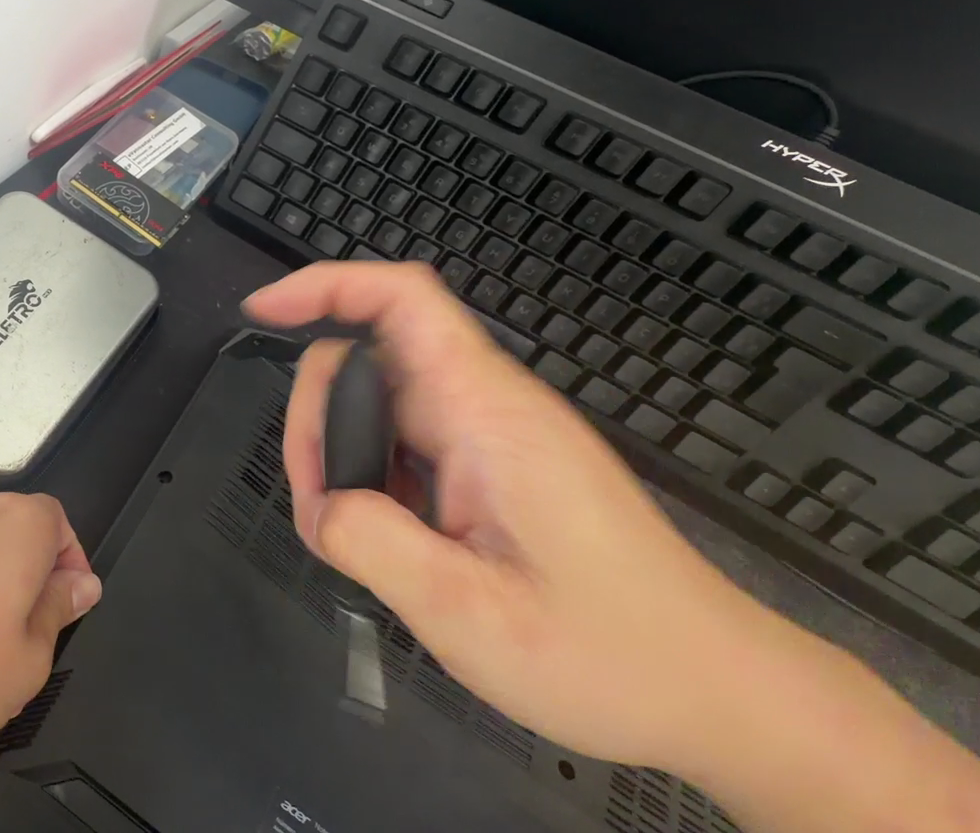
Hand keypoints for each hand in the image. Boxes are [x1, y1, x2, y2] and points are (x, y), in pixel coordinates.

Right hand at [245, 262, 782, 769]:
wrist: (717, 694)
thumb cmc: (608, 654)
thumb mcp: (466, 612)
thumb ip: (371, 543)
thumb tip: (324, 504)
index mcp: (486, 415)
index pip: (400, 299)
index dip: (323, 285)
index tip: (262, 311)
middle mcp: (488, 408)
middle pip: (366, 358)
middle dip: (316, 419)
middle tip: (318, 504)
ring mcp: (492, 437)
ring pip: (378, 406)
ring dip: (342, 459)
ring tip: (354, 537)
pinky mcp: (494, 469)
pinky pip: (405, 445)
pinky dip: (373, 482)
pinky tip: (389, 542)